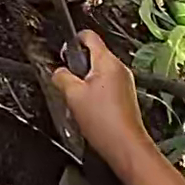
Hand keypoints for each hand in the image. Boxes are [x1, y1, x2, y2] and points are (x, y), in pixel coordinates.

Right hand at [51, 31, 152, 168]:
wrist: (126, 149)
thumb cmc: (105, 122)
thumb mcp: (72, 95)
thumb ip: (61, 77)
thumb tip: (58, 72)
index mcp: (107, 62)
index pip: (89, 36)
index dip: (73, 40)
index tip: (65, 52)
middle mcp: (119, 69)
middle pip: (92, 55)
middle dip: (78, 66)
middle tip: (69, 82)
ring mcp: (124, 83)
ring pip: (98, 71)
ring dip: (85, 81)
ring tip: (79, 99)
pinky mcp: (125, 97)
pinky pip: (106, 85)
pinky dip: (95, 92)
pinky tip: (90, 109)